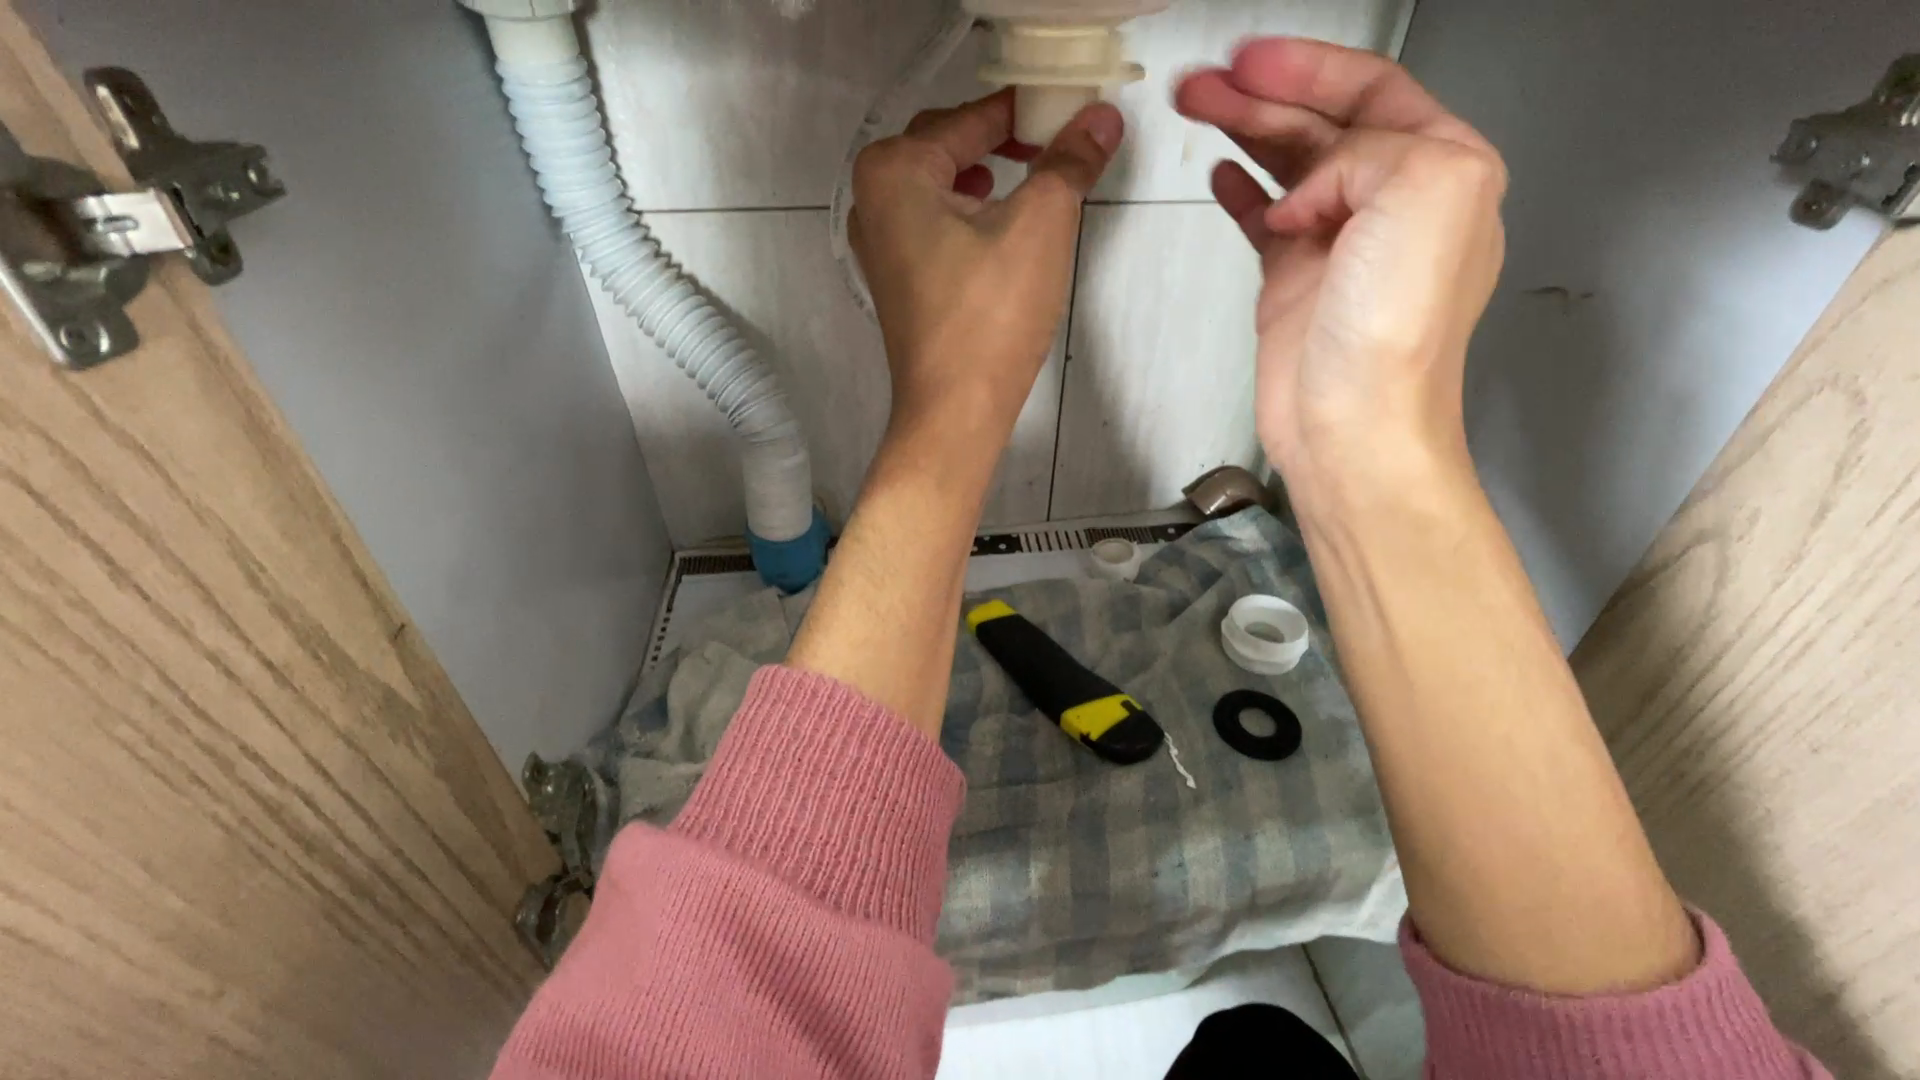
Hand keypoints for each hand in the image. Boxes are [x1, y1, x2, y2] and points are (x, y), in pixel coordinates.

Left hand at [852, 90, 1122, 440]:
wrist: (955, 408)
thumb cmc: (991, 314)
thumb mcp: (1040, 224)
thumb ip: (1069, 160)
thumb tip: (1101, 116)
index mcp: (895, 170)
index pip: (973, 117)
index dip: (1029, 109)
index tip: (1075, 108)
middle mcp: (872, 199)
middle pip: (949, 144)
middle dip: (1004, 139)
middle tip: (1059, 142)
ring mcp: (879, 244)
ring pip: (940, 185)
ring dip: (987, 174)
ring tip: (1034, 178)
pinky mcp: (896, 279)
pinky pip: (934, 223)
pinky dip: (969, 212)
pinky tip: (999, 225)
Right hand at [1175, 39, 1506, 510]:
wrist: (1353, 425)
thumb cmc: (1396, 324)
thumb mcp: (1428, 192)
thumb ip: (1374, 147)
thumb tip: (1307, 189)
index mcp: (1441, 170)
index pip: (1372, 91)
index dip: (1308, 69)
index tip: (1247, 60)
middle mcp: (1391, 202)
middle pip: (1320, 126)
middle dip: (1261, 96)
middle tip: (1201, 84)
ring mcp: (1338, 243)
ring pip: (1286, 167)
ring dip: (1242, 132)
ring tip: (1194, 108)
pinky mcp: (1294, 282)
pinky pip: (1265, 218)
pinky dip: (1242, 191)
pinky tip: (1218, 171)